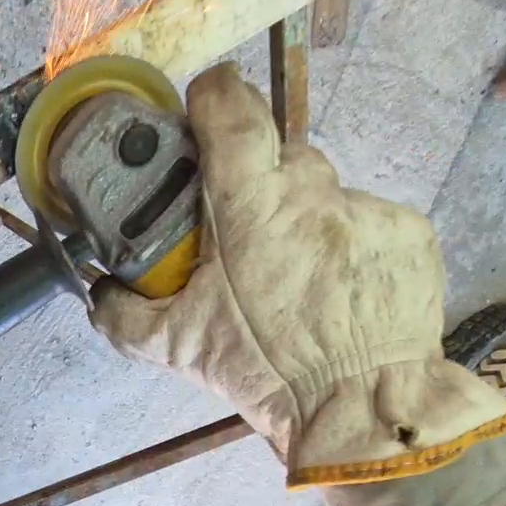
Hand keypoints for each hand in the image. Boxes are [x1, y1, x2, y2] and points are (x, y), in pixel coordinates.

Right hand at [89, 63, 505, 488]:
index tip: (200, 109)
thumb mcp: (181, 349)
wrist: (359, 405)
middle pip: (278, 157)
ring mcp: (368, 211)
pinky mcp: (408, 232)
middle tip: (237, 234)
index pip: (232, 113)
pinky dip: (342, 247)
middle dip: (253, 185)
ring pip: (322, 196)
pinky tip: (332, 292)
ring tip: (290, 280)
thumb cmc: (265, 372)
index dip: (211, 100)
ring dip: (298, 223)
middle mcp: (315, 197)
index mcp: (253, 212)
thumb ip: (124, 317)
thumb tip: (98, 295)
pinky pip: (363, 222)